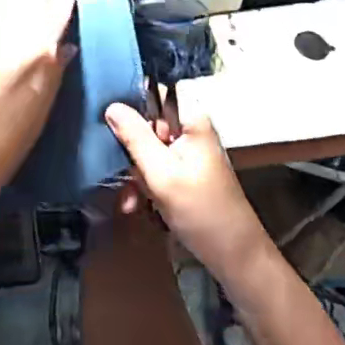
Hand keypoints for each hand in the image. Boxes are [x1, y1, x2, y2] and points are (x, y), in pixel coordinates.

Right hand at [104, 99, 271, 283]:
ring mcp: (186, 151)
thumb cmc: (201, 210)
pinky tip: (136, 205)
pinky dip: (144, 183)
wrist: (233, 255)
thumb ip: (135, 137)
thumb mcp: (161, 173)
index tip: (111, 118)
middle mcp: (190, 129)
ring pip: (147, 147)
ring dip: (134, 172)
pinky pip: (154, 166)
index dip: (133, 99)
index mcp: (192, 119)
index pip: (158, 89)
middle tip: (123, 172)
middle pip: (148, 120)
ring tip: (131, 200)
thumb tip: (111, 106)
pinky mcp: (182, 171)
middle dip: (130, 147)